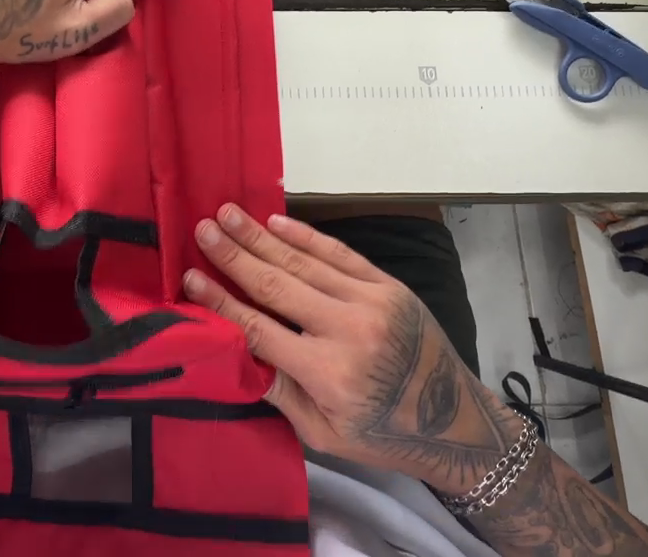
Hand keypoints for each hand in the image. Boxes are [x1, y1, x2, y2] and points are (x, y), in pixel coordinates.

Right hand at [183, 205, 525, 495]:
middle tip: (203, 227)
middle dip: (234, 255)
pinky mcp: (388, 285)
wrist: (458, 423)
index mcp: (328, 373)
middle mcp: (347, 330)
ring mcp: (371, 301)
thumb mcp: (324, 434)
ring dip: (260, 235)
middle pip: (276, 284)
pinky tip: (276, 221)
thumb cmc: (382, 435)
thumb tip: (232, 348)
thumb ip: (279, 390)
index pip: (258, 328)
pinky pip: (339, 253)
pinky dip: (305, 236)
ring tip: (228, 212)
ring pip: (304, 261)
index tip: (189, 277)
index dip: (220, 301)